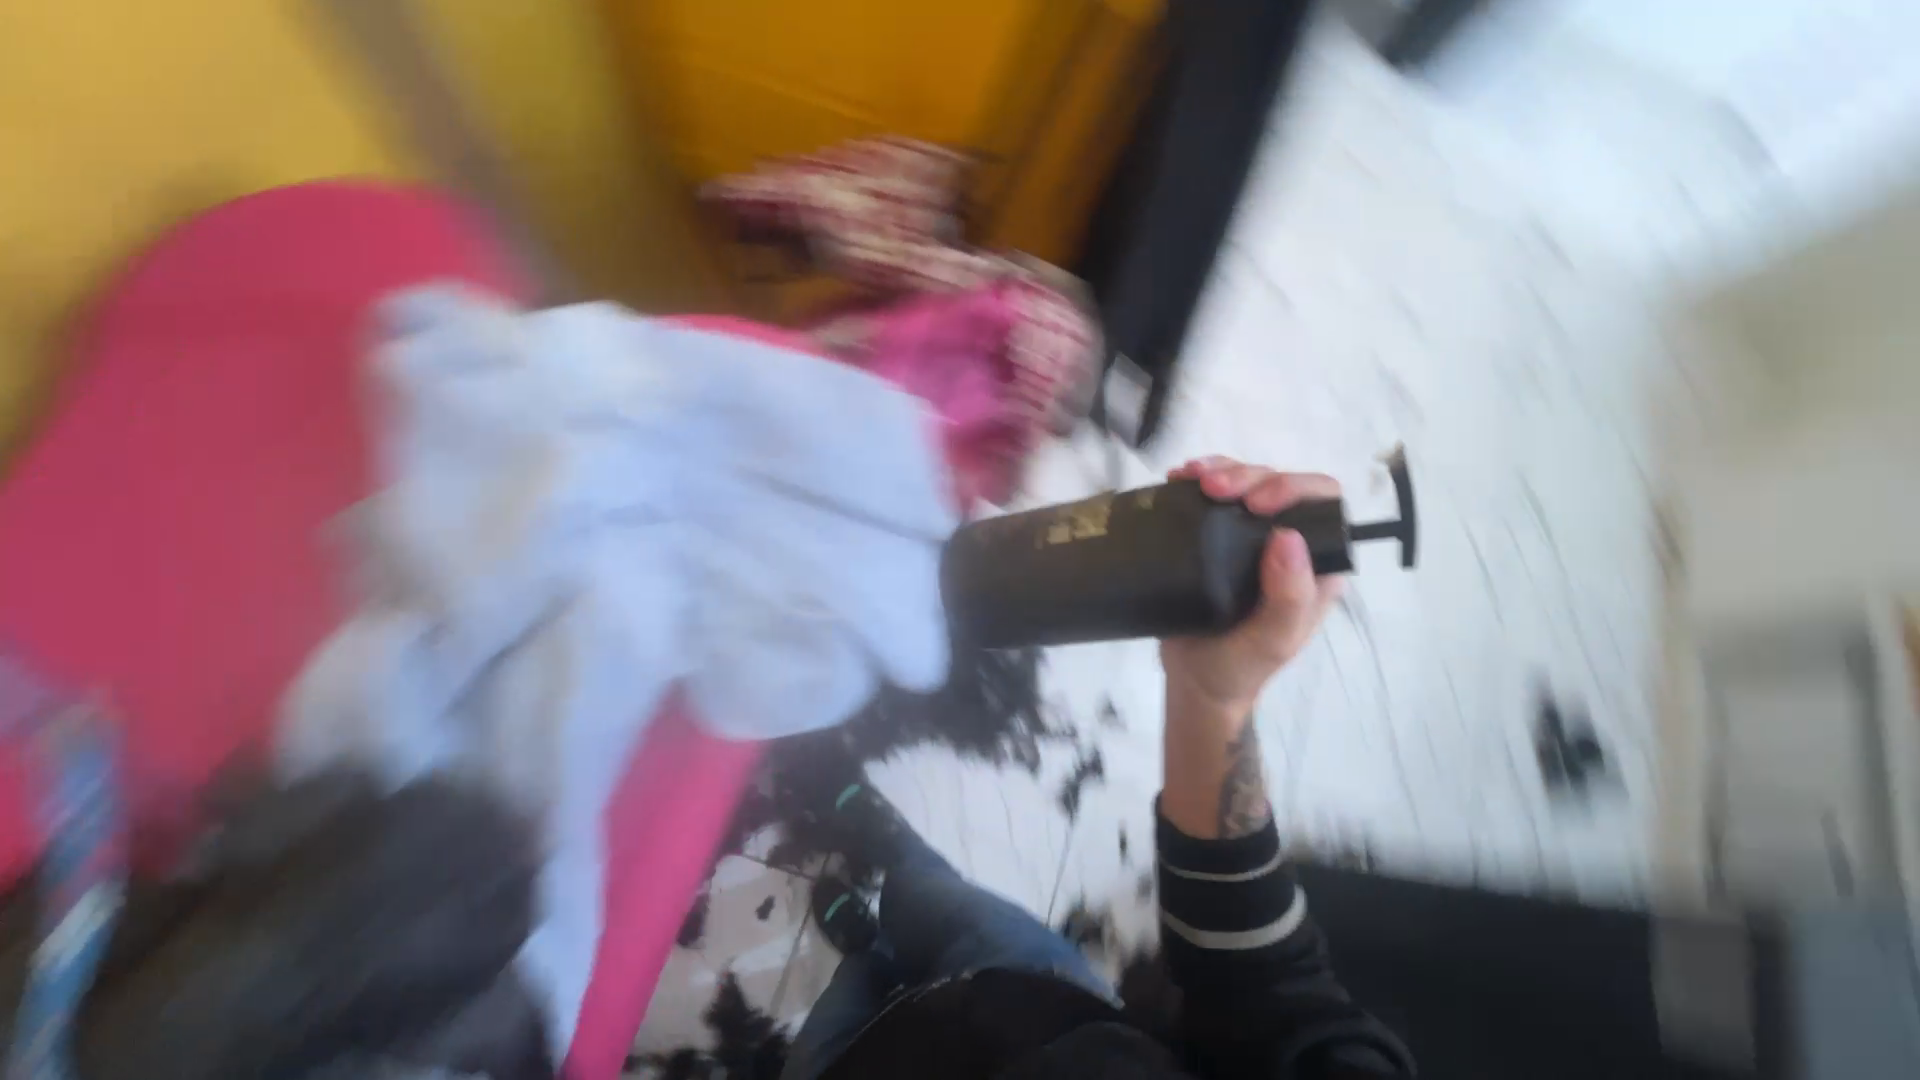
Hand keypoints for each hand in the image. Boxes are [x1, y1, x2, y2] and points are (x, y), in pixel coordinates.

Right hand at [1159, 458, 1343, 718]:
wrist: (1192, 682)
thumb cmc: (1239, 668)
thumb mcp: (1272, 641)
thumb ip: (1289, 597)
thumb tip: (1288, 537)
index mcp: (1314, 565)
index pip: (1320, 505)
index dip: (1293, 489)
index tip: (1254, 503)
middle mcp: (1286, 545)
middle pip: (1277, 484)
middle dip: (1247, 476)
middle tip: (1211, 487)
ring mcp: (1246, 539)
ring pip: (1244, 483)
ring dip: (1220, 470)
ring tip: (1189, 476)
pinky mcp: (1211, 537)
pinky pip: (1209, 497)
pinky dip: (1194, 481)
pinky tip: (1176, 478)